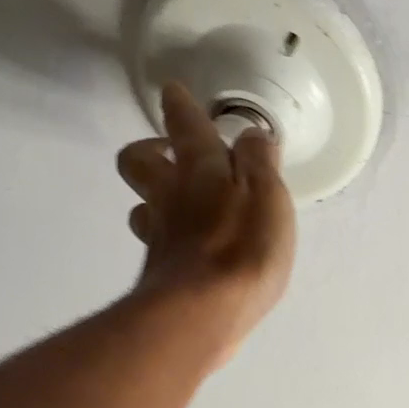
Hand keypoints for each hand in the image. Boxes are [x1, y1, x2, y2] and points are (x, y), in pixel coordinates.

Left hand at [117, 83, 297, 366]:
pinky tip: (190, 252)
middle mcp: (171, 196)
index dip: (181, 107)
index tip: (175, 93)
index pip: (186, 126)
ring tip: (181, 209)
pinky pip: (160, 246)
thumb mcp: (268, 197)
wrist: (203, 314)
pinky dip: (172, 242)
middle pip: (140, 161)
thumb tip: (253, 135)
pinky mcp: (162, 274)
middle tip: (169, 154)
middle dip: (151, 150)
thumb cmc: (242, 250)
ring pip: (144, 206)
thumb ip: (260, 163)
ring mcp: (161, 237)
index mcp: (200, 170)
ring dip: (157, 201)